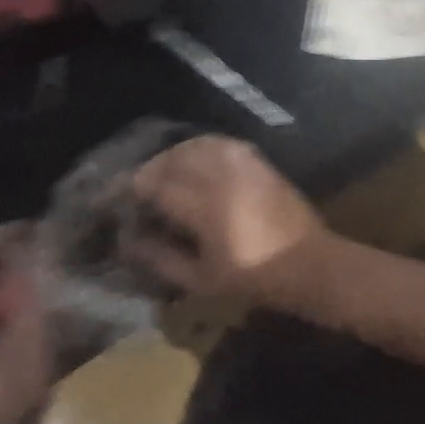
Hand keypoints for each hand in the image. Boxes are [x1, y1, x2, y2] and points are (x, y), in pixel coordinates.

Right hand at [123, 135, 328, 302]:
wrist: (311, 264)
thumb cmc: (254, 279)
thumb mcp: (201, 280)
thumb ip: (160, 258)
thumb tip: (128, 239)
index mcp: (204, 207)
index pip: (153, 186)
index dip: (129, 190)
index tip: (113, 199)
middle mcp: (220, 176)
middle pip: (170, 160)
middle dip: (148, 172)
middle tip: (136, 192)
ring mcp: (242, 163)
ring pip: (193, 145)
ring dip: (171, 158)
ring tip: (162, 177)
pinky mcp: (258, 160)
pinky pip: (219, 143)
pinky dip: (198, 149)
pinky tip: (192, 164)